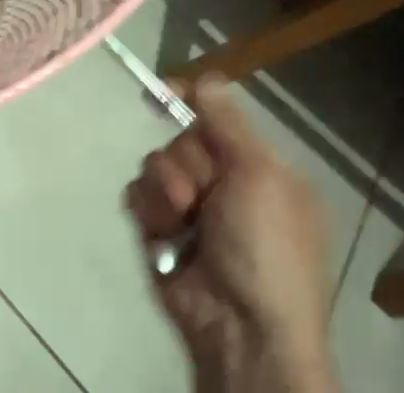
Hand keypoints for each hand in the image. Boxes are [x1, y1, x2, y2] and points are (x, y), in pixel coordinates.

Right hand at [125, 78, 337, 392]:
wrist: (241, 325)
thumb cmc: (266, 249)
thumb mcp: (261, 178)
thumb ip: (228, 124)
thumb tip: (207, 76)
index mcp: (262, 171)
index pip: (219, 119)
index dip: (192, 102)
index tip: (165, 90)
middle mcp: (228, 185)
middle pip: (182, 141)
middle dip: (185, 165)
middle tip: (202, 197)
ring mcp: (192, 208)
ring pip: (155, 166)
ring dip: (163, 191)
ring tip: (181, 223)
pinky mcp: (160, 229)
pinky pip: (137, 195)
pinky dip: (146, 210)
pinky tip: (161, 232)